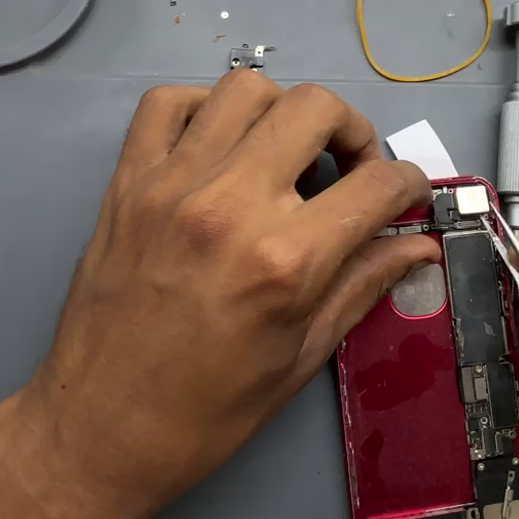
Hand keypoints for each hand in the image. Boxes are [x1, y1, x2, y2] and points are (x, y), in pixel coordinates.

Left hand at [21, 71, 436, 518]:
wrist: (100, 429)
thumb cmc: (210, 410)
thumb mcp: (303, 356)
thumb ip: (364, 284)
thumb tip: (419, 245)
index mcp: (287, 259)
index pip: (378, 184)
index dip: (410, 184)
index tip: (405, 196)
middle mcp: (231, 203)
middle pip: (315, 108)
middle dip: (352, 131)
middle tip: (346, 170)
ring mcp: (171, 184)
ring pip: (245, 88)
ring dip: (282, 112)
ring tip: (283, 156)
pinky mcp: (126, 181)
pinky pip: (165, 102)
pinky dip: (203, 107)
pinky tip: (218, 147)